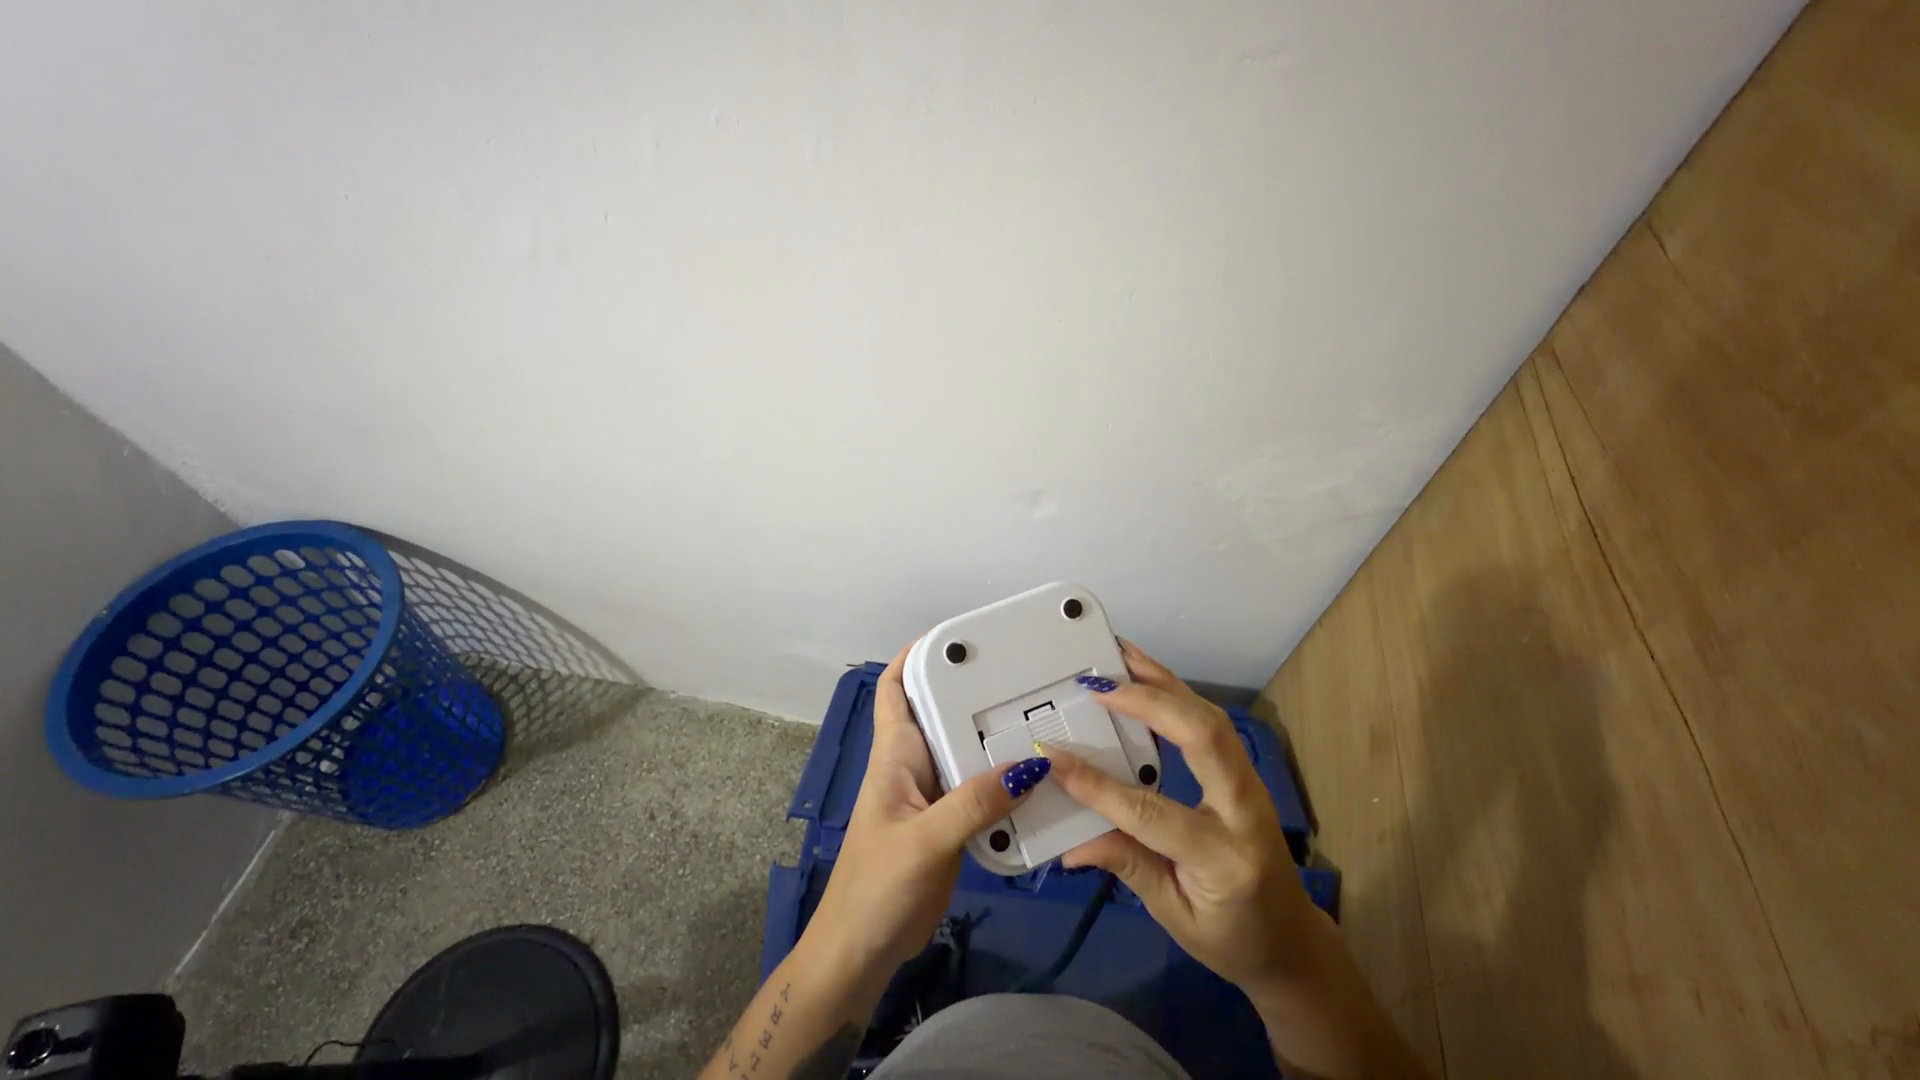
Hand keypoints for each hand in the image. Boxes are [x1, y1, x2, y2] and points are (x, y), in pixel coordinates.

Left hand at [803, 643, 1050, 978]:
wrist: (863, 950)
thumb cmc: (877, 888)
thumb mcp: (926, 841)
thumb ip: (975, 803)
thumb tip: (1032, 764)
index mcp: (895, 757)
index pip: (897, 691)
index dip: (917, 657)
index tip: (959, 637)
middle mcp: (915, 768)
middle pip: (942, 716)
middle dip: (973, 691)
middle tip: (1023, 672)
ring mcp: (934, 798)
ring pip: (966, 753)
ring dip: (995, 737)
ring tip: (1043, 716)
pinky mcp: (951, 827)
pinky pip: (982, 791)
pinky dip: (1006, 781)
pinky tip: (1040, 779)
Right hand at [1050, 641, 1428, 1078]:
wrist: (1292, 943)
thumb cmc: (1232, 940)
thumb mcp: (1174, 916)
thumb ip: (1128, 868)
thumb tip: (1070, 845)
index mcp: (1222, 858)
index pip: (1149, 812)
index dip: (1097, 785)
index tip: (1052, 756)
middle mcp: (1244, 812)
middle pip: (1204, 738)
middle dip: (1149, 703)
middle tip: (1098, 684)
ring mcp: (1252, 787)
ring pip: (1213, 720)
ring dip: (1166, 683)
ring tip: (1122, 656)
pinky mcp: (1247, 775)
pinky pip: (1215, 725)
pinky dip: (1179, 695)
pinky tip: (1148, 678)